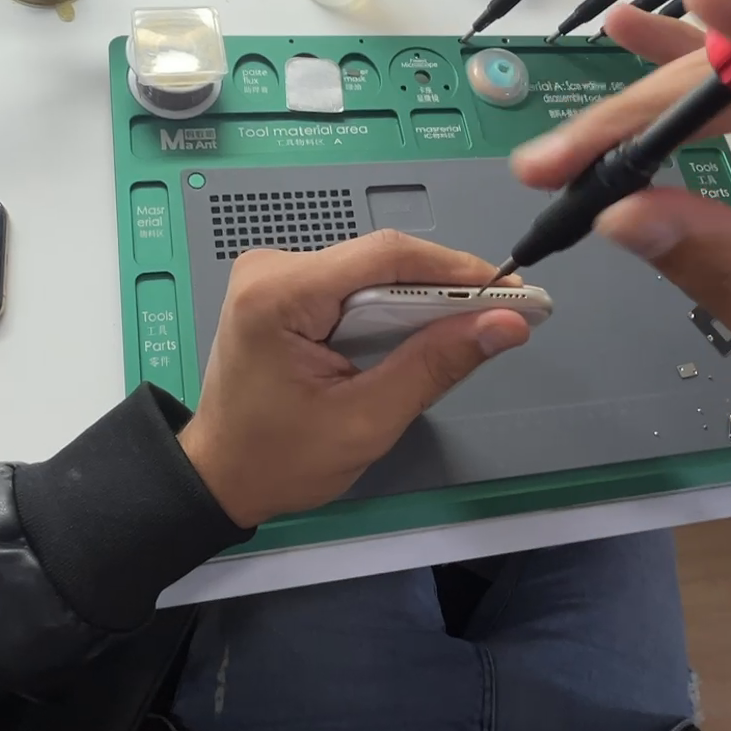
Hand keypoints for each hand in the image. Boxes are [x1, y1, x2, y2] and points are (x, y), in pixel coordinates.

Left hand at [180, 231, 531, 526]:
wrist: (220, 474)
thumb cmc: (281, 460)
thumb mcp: (367, 421)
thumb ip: (435, 365)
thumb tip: (504, 324)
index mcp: (278, 293)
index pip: (384, 256)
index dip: (454, 268)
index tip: (510, 291)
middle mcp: (270, 267)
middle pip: (377, 260)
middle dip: (442, 287)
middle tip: (501, 314)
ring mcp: (271, 273)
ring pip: (367, 271)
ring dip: (418, 298)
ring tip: (471, 325)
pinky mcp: (279, 287)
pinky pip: (350, 284)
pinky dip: (388, 306)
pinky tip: (420, 331)